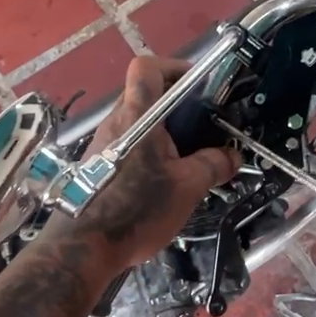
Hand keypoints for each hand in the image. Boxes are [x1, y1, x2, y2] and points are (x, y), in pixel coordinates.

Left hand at [42, 57, 239, 271]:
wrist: (82, 250)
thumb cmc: (136, 210)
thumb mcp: (187, 187)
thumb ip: (214, 165)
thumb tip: (233, 156)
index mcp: (136, 115)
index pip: (147, 67)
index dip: (174, 66)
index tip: (198, 85)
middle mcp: (116, 122)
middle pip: (147, 95)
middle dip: (179, 105)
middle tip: (205, 125)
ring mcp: (104, 144)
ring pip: (140, 123)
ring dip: (166, 132)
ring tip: (191, 155)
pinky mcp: (99, 165)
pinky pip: (130, 144)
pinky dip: (152, 151)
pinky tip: (167, 178)